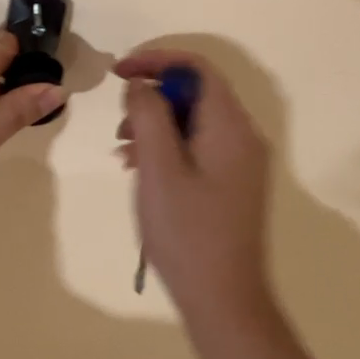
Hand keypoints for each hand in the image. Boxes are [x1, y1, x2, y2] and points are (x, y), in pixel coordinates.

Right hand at [116, 48, 312, 358]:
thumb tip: (142, 85)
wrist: (223, 298)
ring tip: (123, 153)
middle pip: (195, 92)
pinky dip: (166, 148)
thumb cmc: (187, 232)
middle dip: (152, 97)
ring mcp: (239, 163)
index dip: (155, 60)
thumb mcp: (158, 168)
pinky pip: (197, 147)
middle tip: (118, 124)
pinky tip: (140, 171)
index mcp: (230, 127)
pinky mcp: (231, 184)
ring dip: (155, 124)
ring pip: (193, 121)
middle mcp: (243, 137)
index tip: (117, 72)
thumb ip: (148, 116)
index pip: (197, 68)